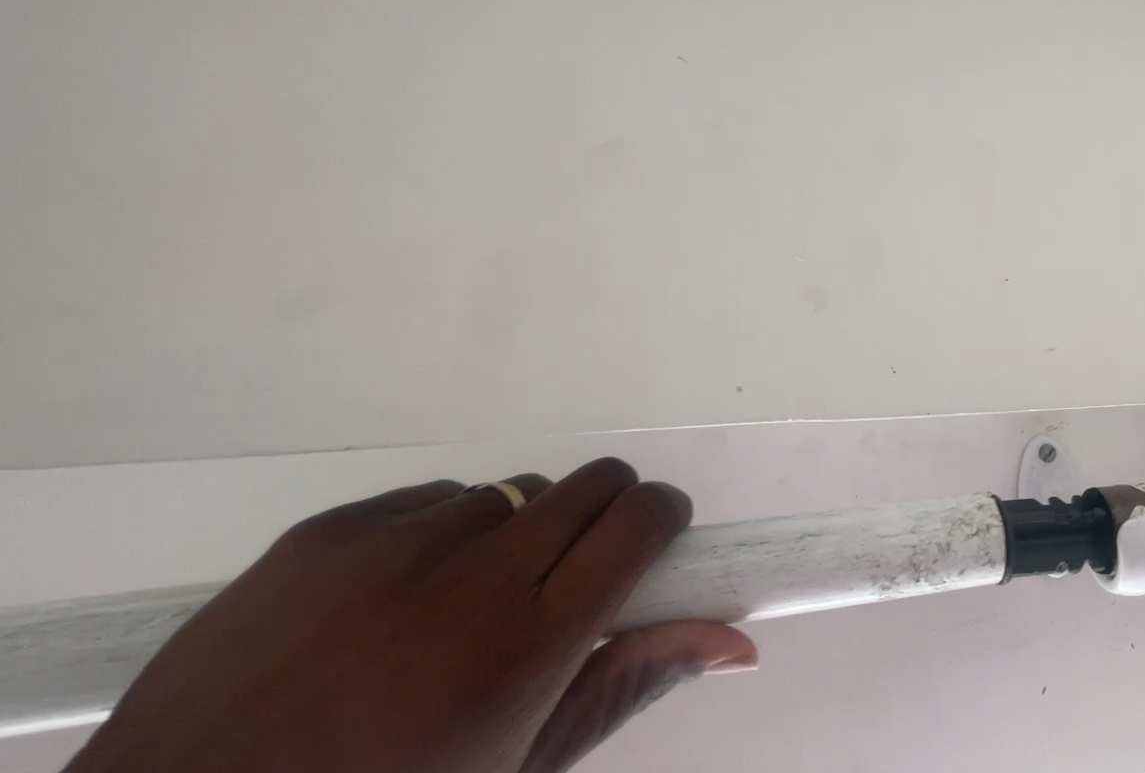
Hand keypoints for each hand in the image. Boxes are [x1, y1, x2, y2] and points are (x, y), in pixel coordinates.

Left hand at [66, 459, 756, 772]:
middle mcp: (469, 577)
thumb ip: (630, 684)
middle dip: (604, 512)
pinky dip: (436, 533)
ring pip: (509, 492)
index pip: (639, 522)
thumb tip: (739, 641)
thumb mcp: (523, 770)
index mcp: (527, 646)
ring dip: (514, 531)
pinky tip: (391, 600)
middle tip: (572, 570)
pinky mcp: (321, 533)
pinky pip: (424, 499)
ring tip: (462, 602)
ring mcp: (389, 546)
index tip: (656, 537)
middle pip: (590, 484)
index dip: (662, 518)